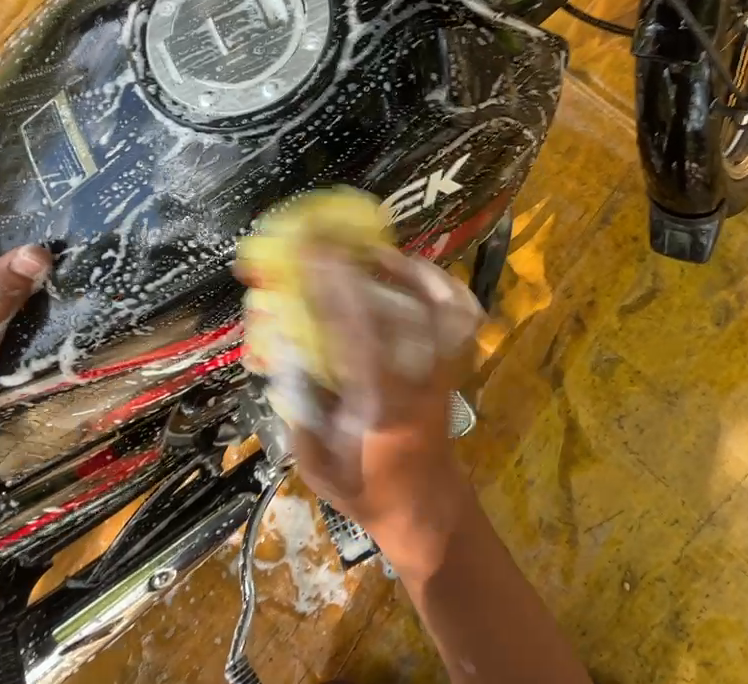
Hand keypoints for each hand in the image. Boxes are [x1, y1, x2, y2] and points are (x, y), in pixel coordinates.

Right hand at [266, 246, 480, 531]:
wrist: (425, 504)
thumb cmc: (366, 488)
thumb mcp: (317, 462)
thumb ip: (301, 407)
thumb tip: (286, 347)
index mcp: (383, 405)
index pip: (360, 335)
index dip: (336, 290)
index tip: (311, 253)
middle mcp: (422, 379)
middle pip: (401, 309)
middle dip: (362, 271)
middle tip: (330, 243)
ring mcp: (446, 368)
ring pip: (443, 306)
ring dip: (408, 270)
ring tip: (371, 252)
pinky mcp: (455, 363)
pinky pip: (461, 315)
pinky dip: (440, 285)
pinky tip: (411, 272)